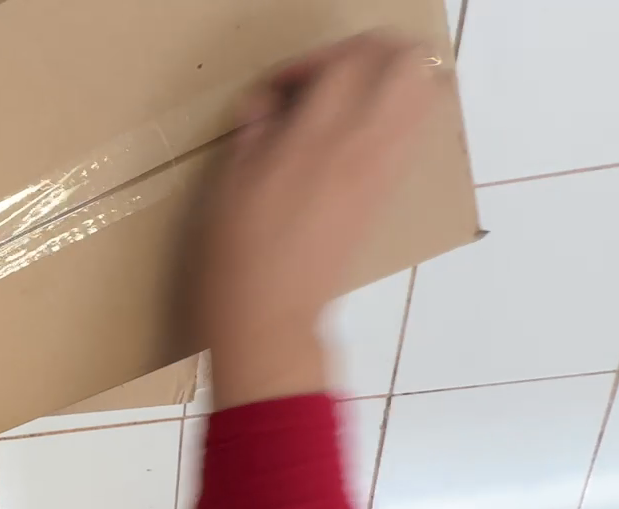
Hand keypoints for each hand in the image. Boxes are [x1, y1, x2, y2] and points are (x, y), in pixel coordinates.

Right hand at [197, 34, 436, 408]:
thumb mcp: (221, 199)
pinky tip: (352, 136)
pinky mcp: (387, 188)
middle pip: (399, 57)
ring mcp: (383, 165)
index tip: (272, 91)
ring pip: (421, 85)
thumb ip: (249, 140)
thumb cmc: (231, 266)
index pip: (342, 60)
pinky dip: (393, 111)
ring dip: (384, 79)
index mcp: (314, 142)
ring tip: (340, 103)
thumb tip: (262, 105)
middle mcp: (362, 143)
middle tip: (316, 82)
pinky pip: (415, 124)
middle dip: (360, 56)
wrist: (269, 318)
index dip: (306, 63)